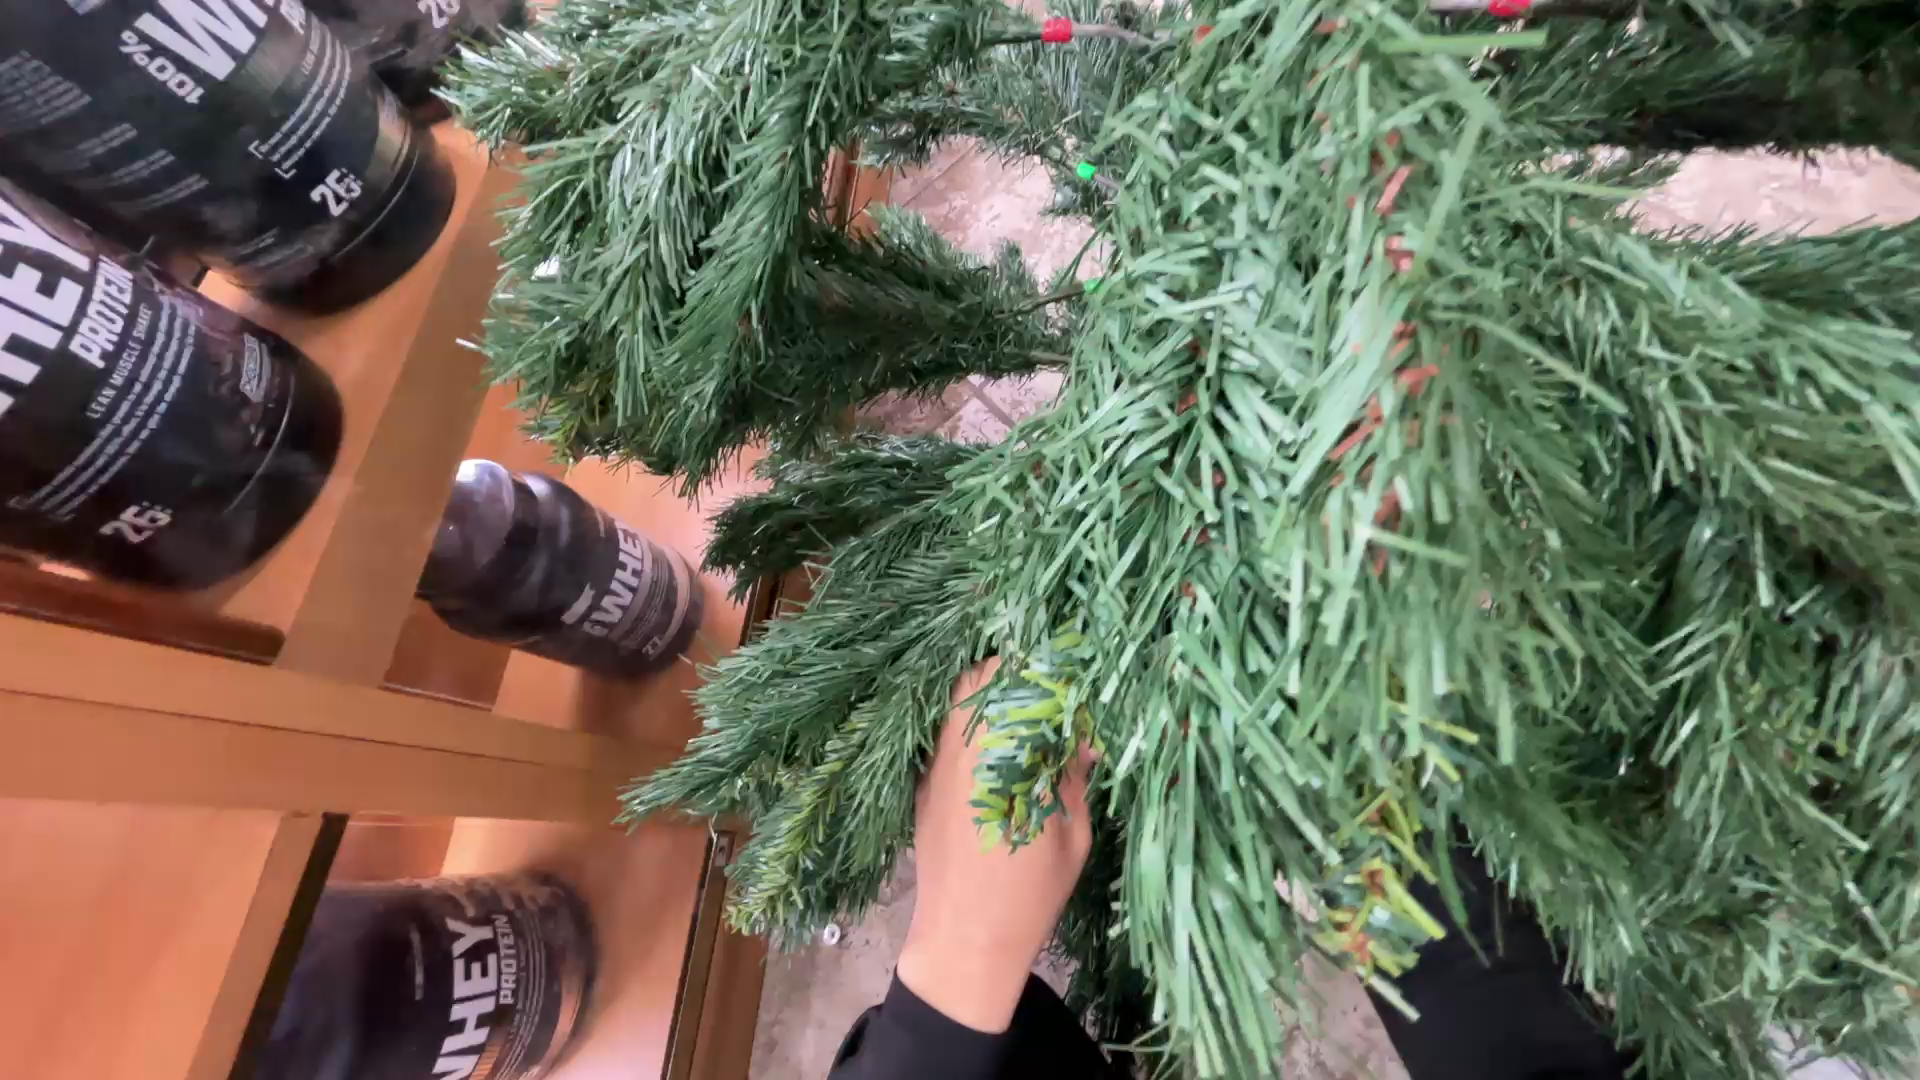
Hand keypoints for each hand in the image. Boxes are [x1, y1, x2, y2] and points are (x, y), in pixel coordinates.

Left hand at [896, 657, 1095, 1032]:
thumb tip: (1084, 738)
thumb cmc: (1029, 896)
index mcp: (1005, 761)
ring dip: (984, 691)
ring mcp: (937, 766)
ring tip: (1014, 701)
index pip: (1016, 688)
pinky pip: (942, 730)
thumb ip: (1072, 778)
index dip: (1038, 669)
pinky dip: (964, 719)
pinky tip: (988, 734)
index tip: (1059, 666)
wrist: (964, 940)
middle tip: (1037, 679)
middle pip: (977, 681)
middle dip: (1008, 671)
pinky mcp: (923, 783)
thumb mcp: (1070, 837)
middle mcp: (963, 753)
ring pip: (954, 700)